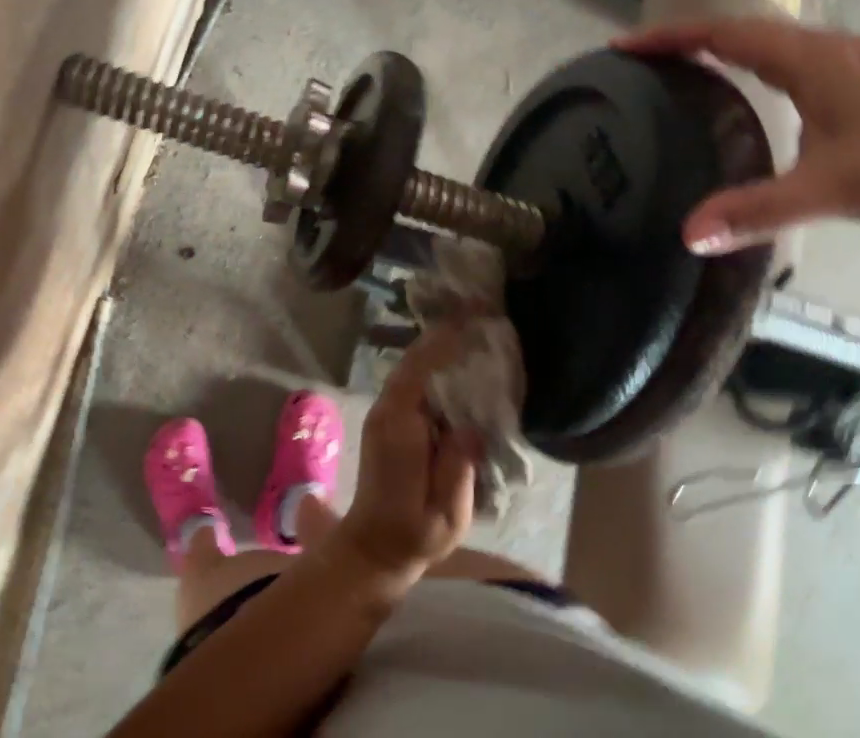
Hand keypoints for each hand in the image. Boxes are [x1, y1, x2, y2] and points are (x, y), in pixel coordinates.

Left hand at [333, 324, 478, 583]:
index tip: (475, 315)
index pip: (420, 370)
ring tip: (478, 326)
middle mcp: (387, 412)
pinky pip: (416, 383)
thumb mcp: (445, 509)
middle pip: (416, 360)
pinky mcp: (393, 422)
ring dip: (442, 346)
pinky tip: (463, 362)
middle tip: (484, 309)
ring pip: (415, 369)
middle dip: (447, 334)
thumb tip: (470, 426)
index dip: (445, 340)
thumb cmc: (414, 534)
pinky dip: (438, 367)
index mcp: (398, 428)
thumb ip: (457, 466)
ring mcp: (387, 415)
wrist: (376, 548)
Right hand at [616, 18, 859, 254]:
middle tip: (639, 59)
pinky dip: (751, 62)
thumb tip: (686, 235)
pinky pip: (791, 57)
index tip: (622, 46)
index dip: (670, 37)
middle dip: (687, 39)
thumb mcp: (830, 191)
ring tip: (678, 67)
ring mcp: (853, 61)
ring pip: (771, 42)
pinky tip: (746, 89)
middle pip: (745, 30)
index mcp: (814, 60)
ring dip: (721, 47)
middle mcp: (831, 49)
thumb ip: (756, 209)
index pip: (726, 34)